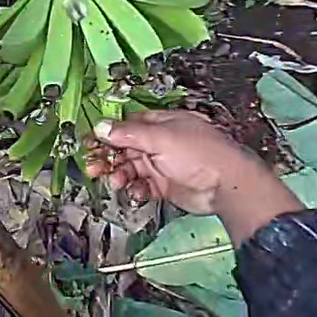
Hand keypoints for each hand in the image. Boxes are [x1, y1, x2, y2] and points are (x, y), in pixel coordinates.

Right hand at [88, 109, 302, 243]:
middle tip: (94, 168)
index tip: (90, 144)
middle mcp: (160, 142)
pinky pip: (143, 186)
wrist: (226, 185)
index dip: (107, 135)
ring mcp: (163, 164)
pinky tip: (136, 193)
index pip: (127, 126)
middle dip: (109, 158)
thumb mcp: (161, 138)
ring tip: (117, 182)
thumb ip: (129, 134)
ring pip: (132, 169)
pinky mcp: (165, 185)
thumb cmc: (201, 153)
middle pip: (125, 149)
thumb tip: (101, 126)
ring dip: (120, 175)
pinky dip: (136, 190)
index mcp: (161, 124)